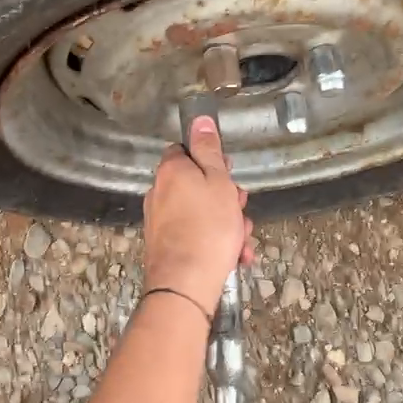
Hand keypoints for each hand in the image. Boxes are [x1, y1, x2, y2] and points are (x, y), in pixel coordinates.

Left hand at [141, 116, 253, 316]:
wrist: (185, 283)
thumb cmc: (208, 228)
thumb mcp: (218, 181)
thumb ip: (210, 150)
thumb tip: (200, 120)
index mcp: (170, 171)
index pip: (186, 150)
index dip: (210, 160)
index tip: (228, 172)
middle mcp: (159, 192)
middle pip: (196, 184)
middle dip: (225, 197)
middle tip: (240, 209)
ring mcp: (160, 220)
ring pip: (200, 213)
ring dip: (226, 223)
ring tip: (242, 240)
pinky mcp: (165, 245)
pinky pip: (195, 235)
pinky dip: (216, 243)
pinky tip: (235, 256)